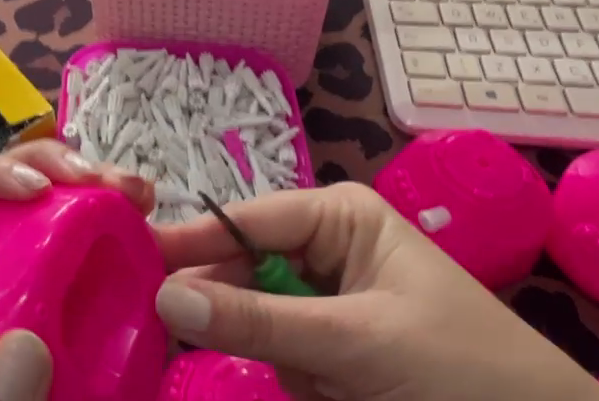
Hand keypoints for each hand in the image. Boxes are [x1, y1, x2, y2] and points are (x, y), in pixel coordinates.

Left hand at [0, 140, 154, 400]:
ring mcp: (16, 264)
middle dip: (55, 166)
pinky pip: (78, 227)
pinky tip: (144, 215)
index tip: (42, 191)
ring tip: (141, 194)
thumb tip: (26, 346)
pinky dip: (110, 212)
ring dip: (90, 178)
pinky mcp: (57, 277)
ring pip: (44, 194)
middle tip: (115, 184)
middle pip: (1, 183)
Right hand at [153, 182, 598, 400]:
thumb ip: (260, 322)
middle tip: (207, 342)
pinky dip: (304, 382)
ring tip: (339, 386)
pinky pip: (287, 357)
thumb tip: (165, 296)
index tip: (132, 258)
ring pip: (260, 321)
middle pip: (244, 270)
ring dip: (285, 361)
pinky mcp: (338, 348)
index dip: (189, 241)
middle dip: (242, 315)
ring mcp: (330, 299)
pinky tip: (343, 395)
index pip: (243, 220)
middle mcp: (326, 246)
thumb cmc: (466, 372)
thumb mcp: (358, 343)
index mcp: (336, 216)